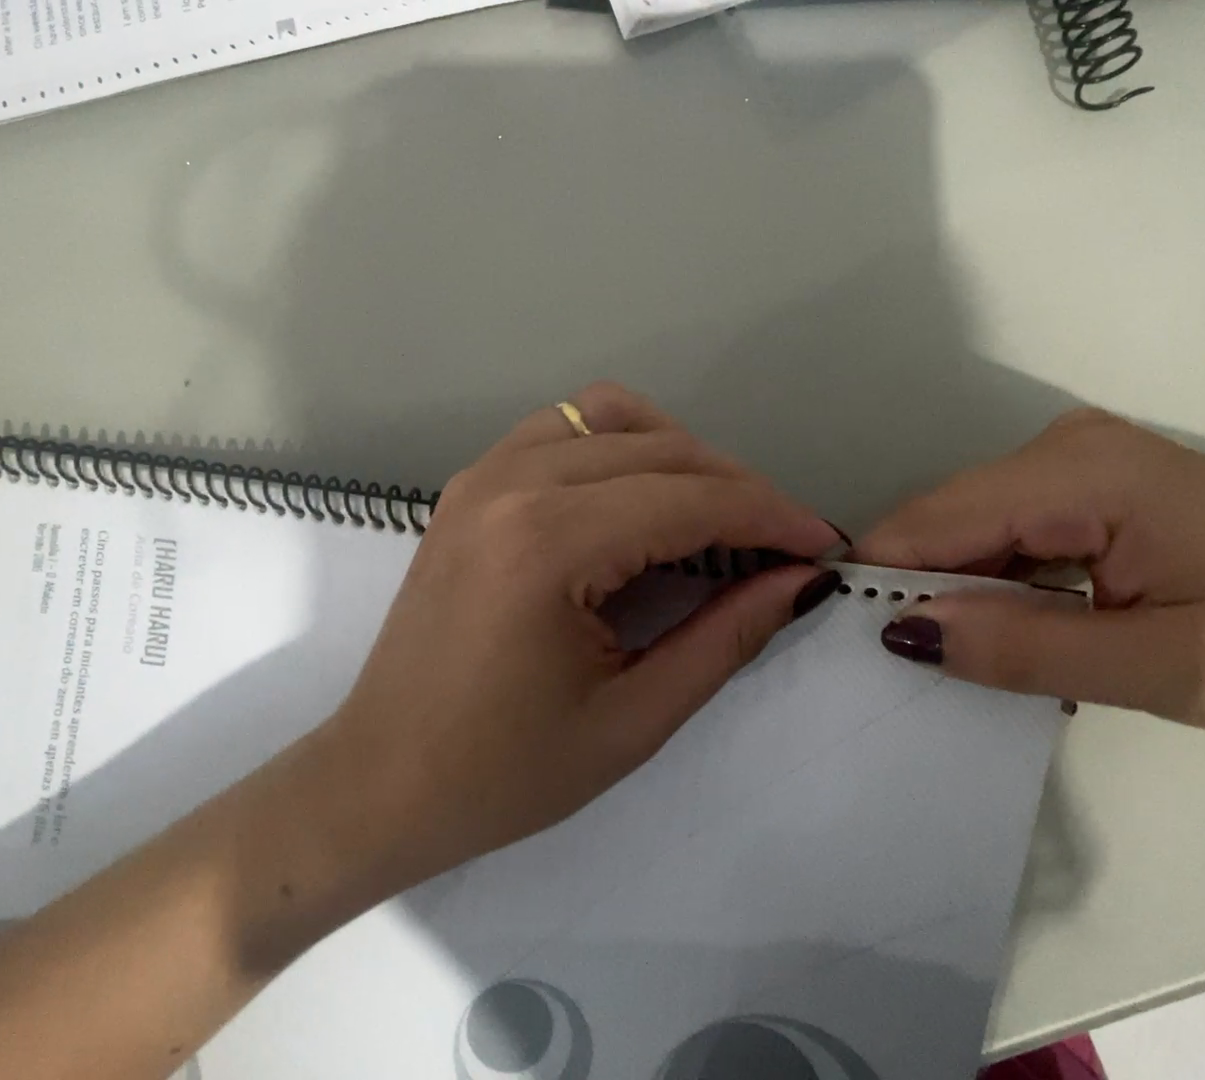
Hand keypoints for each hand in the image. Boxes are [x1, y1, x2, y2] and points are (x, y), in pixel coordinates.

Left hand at [315, 383, 839, 884]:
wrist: (381, 782)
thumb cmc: (502, 774)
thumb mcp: (631, 720)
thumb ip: (723, 638)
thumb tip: (798, 580)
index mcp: (549, 543)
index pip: (691, 499)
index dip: (772, 517)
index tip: (823, 545)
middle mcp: (511, 484)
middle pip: (659, 449)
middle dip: (736, 487)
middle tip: (780, 545)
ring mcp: (481, 476)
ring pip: (608, 418)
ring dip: (677, 454)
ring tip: (715, 516)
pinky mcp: (468, 488)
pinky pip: (559, 430)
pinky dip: (616, 446)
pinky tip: (639, 500)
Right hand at [856, 408, 1204, 729]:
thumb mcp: (1164, 666)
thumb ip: (1028, 648)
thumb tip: (905, 632)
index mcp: (1081, 472)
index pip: (933, 521)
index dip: (879, 581)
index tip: (845, 650)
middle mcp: (1061, 448)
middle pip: (939, 522)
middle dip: (914, 591)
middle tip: (902, 674)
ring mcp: (1069, 464)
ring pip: (962, 531)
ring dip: (952, 594)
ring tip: (960, 662)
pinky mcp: (1078, 489)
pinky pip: (997, 536)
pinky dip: (987, 586)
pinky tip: (1007, 632)